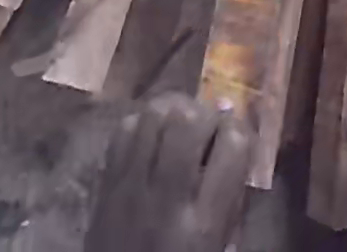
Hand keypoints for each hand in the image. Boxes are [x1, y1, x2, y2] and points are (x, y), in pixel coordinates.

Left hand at [83, 94, 250, 251]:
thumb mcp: (218, 247)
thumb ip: (230, 197)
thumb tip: (235, 136)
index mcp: (204, 226)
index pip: (232, 147)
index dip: (239, 131)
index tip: (236, 136)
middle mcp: (167, 198)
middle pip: (188, 122)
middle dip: (205, 113)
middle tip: (208, 125)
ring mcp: (131, 187)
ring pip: (154, 115)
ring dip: (174, 109)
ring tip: (182, 121)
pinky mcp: (106, 183)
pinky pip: (125, 128)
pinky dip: (143, 121)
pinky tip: (153, 133)